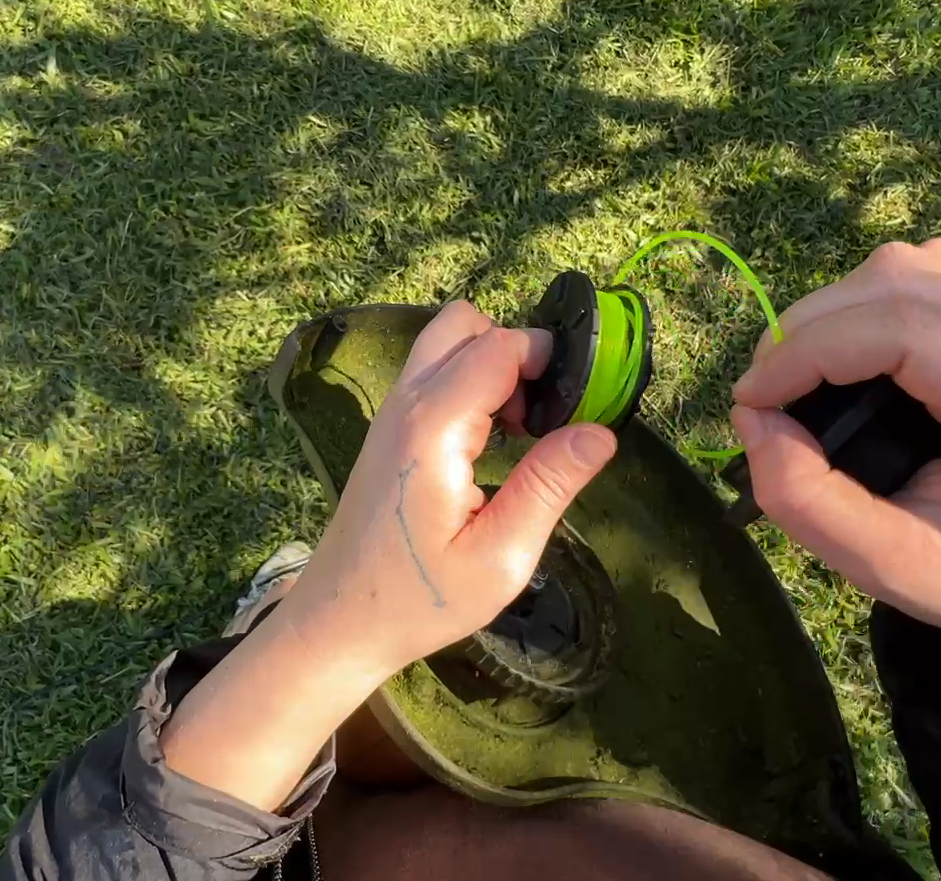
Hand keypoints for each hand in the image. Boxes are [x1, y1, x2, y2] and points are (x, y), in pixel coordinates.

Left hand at [163, 301, 616, 809]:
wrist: (340, 616)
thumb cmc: (420, 598)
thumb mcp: (501, 557)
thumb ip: (549, 485)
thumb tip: (601, 430)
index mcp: (434, 427)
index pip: (498, 346)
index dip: (547, 358)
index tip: (578, 401)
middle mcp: (406, 401)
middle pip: (464, 323)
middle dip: (514, 349)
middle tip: (539, 411)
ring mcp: (390, 409)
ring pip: (445, 342)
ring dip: (489, 362)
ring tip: (516, 427)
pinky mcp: (388, 425)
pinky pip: (433, 371)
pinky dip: (467, 380)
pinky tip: (486, 438)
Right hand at [730, 239, 940, 773]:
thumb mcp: (889, 568)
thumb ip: (808, 501)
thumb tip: (754, 416)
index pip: (909, 327)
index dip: (808, 351)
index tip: (749, 400)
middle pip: (902, 284)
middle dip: (806, 331)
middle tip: (763, 392)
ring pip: (905, 269)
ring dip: (829, 315)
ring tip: (800, 376)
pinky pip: (921, 272)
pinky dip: (860, 305)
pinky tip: (851, 357)